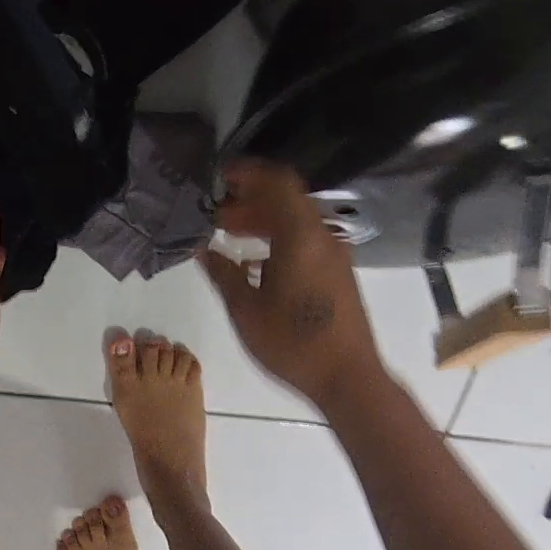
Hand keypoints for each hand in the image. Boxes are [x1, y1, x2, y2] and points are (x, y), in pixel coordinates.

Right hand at [199, 160, 384, 408]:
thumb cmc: (292, 344)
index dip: (248, 173)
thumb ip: (224, 275)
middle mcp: (321, 237)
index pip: (277, 184)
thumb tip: (204, 249)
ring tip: (229, 234)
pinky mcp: (336, 274)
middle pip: (286, 201)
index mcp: (300, 237)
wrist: (346, 375)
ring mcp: (333, 255)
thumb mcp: (246, 311)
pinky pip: (304, 241)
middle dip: (250, 199)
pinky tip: (254, 262)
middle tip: (216, 211)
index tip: (219, 177)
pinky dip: (278, 239)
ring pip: (295, 222)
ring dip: (263, 221)